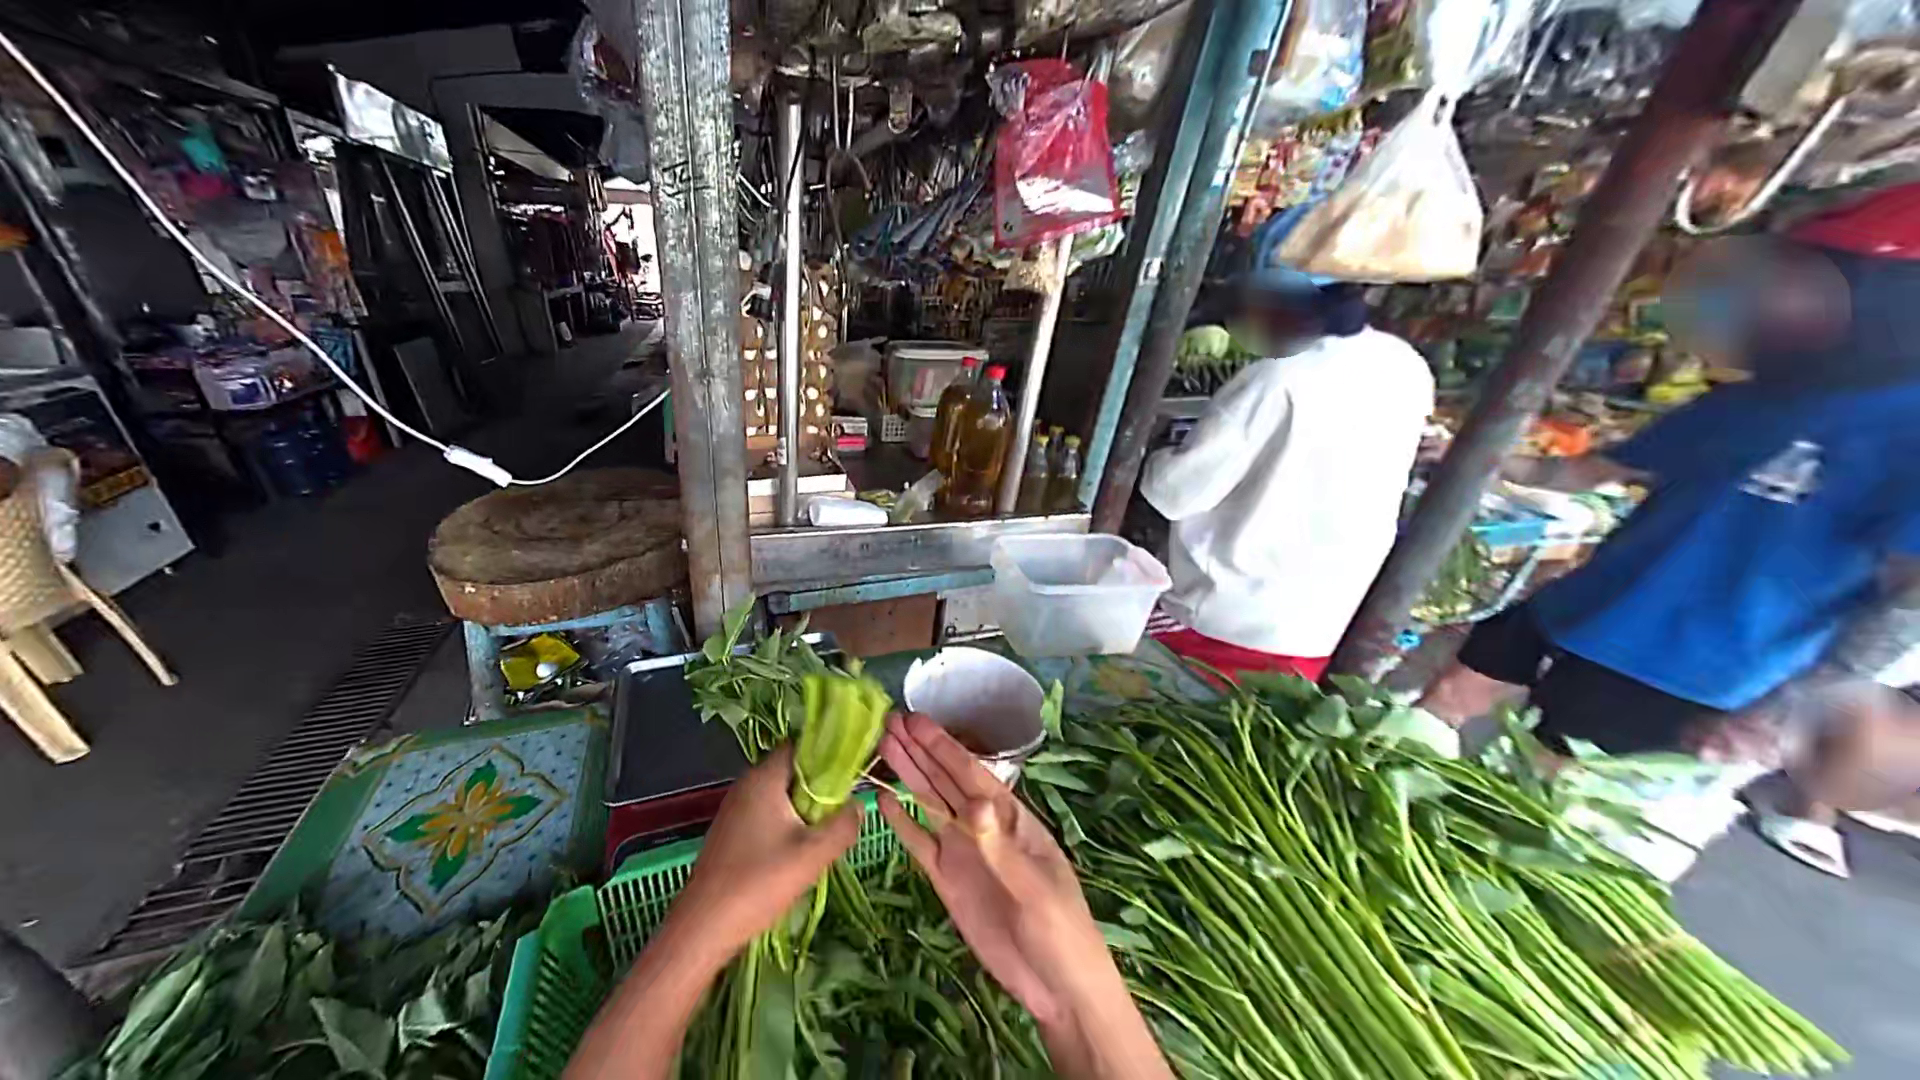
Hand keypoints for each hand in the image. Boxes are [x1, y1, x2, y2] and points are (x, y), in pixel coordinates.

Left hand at [669, 743, 859, 958]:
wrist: (702, 929)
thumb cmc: (758, 882)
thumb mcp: (813, 854)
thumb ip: (844, 824)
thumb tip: (860, 805)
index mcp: (763, 778)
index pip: (800, 746)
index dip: (828, 753)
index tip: (852, 771)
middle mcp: (746, 785)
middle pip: (792, 770)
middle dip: (820, 785)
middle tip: (843, 807)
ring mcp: (735, 809)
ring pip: (781, 795)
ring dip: (805, 808)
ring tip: (826, 831)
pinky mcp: (731, 832)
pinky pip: (767, 814)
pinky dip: (787, 823)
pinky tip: (799, 850)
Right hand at [878, 713, 1171, 1078]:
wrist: (1057, 987)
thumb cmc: (1060, 929)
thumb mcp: (1035, 888)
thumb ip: (1000, 847)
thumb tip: (976, 803)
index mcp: (1009, 817)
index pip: (970, 773)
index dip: (943, 746)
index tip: (916, 720)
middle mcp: (982, 826)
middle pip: (944, 781)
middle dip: (919, 751)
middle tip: (888, 720)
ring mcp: (962, 851)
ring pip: (929, 804)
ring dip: (908, 775)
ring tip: (882, 746)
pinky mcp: (947, 879)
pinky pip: (920, 844)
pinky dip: (902, 822)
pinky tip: (884, 799)